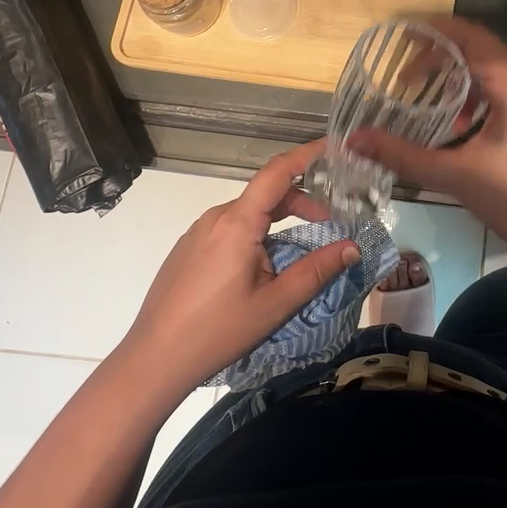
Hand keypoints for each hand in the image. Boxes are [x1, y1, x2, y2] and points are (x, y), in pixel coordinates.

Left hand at [120, 141, 359, 388]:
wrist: (153, 360)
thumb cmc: (217, 331)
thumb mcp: (275, 304)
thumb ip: (316, 271)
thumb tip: (353, 247)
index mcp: (238, 223)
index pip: (278, 172)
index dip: (308, 154)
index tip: (335, 147)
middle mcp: (216, 217)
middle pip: (266, 192)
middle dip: (302, 200)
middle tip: (329, 222)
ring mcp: (198, 231)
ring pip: (248, 212)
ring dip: (278, 219)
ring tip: (297, 250)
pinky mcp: (188, 248)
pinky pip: (230, 227)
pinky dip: (256, 232)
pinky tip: (261, 266)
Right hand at [352, 18, 506, 255]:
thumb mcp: (453, 175)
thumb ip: (401, 154)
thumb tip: (354, 139)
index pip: (468, 36)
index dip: (433, 32)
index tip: (400, 38)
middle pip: (480, 46)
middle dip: (440, 53)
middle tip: (403, 70)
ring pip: (492, 66)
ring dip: (458, 73)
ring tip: (423, 91)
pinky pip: (503, 86)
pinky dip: (476, 91)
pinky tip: (456, 123)